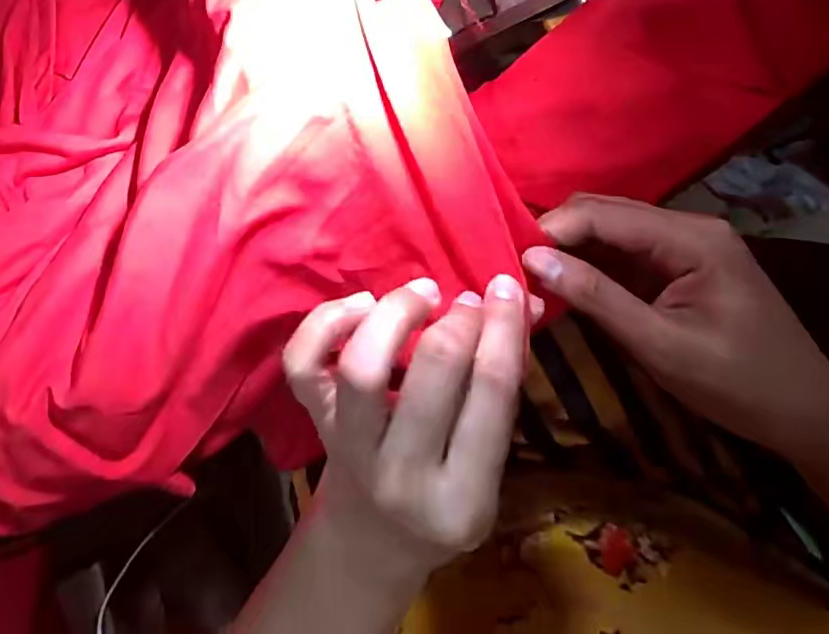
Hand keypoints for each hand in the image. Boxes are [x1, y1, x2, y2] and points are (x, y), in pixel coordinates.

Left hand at [282, 275, 528, 583]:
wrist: (368, 541)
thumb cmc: (440, 498)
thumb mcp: (484, 466)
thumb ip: (501, 389)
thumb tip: (524, 302)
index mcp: (463, 497)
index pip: (491, 393)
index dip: (503, 328)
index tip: (505, 287)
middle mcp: (401, 476)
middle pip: (432, 371)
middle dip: (458, 319)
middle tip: (466, 297)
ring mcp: (349, 448)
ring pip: (362, 366)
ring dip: (396, 312)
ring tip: (421, 292)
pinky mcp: (312, 421)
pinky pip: (303, 362)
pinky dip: (327, 321)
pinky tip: (362, 305)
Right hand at [522, 194, 828, 461]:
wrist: (812, 417)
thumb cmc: (741, 386)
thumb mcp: (662, 346)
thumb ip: (596, 297)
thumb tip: (531, 259)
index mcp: (692, 238)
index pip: (603, 215)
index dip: (552, 229)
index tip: (512, 256)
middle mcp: (689, 225)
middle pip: (604, 211)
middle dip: (557, 233)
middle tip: (516, 264)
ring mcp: (688, 241)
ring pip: (611, 227)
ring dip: (571, 246)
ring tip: (533, 271)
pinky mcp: (682, 260)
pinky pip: (626, 248)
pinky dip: (593, 261)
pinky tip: (568, 279)